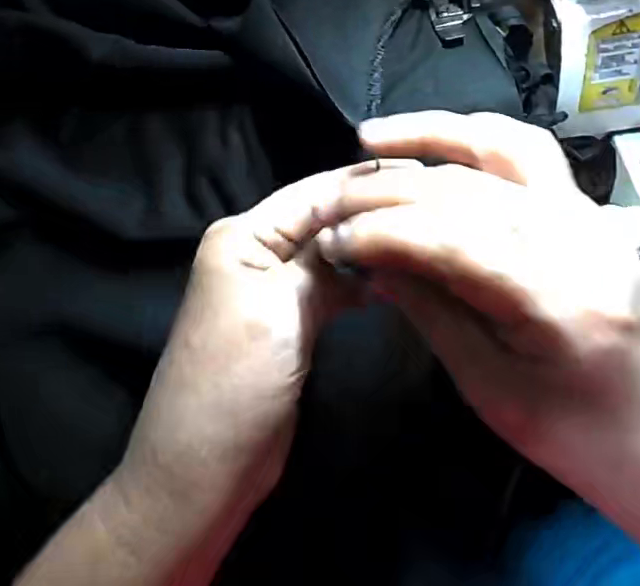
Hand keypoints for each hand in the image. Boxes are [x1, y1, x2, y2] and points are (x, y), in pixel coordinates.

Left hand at [119, 161, 397, 504]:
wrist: (205, 466)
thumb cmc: (236, 378)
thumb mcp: (279, 309)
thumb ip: (319, 263)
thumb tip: (360, 230)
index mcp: (241, 234)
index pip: (309, 195)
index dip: (359, 185)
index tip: (419, 173)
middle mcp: (253, 251)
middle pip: (319, 220)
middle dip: (367, 214)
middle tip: (435, 205)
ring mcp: (271, 288)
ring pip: (326, 254)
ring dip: (365, 248)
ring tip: (424, 234)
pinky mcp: (287, 321)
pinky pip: (326, 287)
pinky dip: (356, 282)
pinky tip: (394, 279)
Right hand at [316, 112, 639, 498]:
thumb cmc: (569, 429)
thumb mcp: (484, 385)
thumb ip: (426, 307)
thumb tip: (364, 254)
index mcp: (561, 302)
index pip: (452, 240)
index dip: (383, 232)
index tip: (331, 239)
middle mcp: (581, 242)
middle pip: (464, 192)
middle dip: (387, 192)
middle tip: (334, 204)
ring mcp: (587, 215)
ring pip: (497, 151)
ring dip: (427, 136)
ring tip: (371, 139)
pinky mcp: (582, 204)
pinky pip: (525, 149)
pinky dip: (472, 135)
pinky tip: (433, 137)